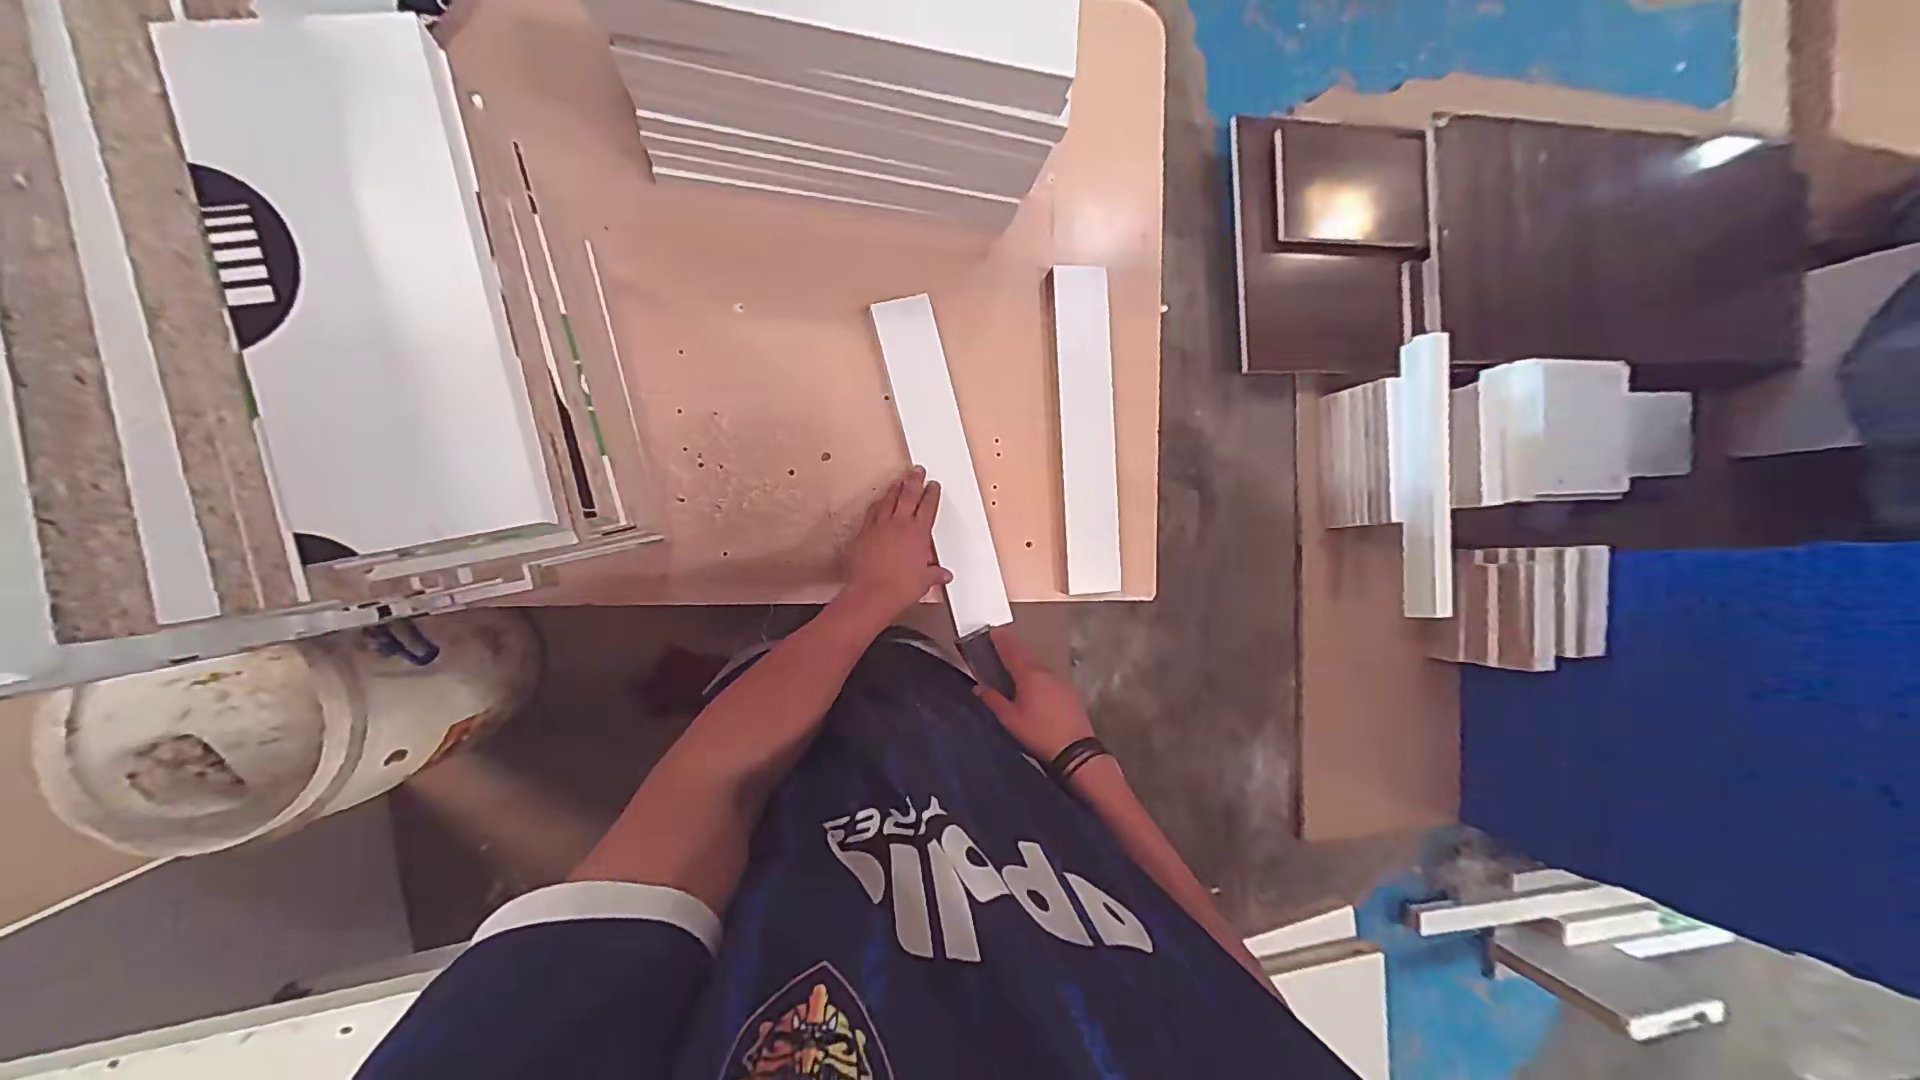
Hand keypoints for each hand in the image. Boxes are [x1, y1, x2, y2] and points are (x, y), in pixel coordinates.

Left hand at [839, 466, 951, 623]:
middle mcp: (899, 524)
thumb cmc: (900, 586)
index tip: (933, 486)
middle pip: (908, 494)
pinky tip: (878, 503)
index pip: (928, 506)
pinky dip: (877, 505)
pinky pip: (872, 512)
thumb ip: (935, 574)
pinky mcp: (864, 533)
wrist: (873, 592)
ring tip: (898, 481)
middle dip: (914, 480)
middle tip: (917, 470)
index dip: (932, 493)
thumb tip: (943, 575)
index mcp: (918, 532)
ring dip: (895, 489)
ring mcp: (880, 526)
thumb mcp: (924, 580)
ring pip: (888, 499)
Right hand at [972, 627, 1094, 761]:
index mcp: (1029, 675)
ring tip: (1014, 664)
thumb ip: (993, 700)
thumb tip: (978, 687)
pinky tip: (1034, 683)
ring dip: (1025, 661)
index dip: (1002, 640)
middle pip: (1026, 655)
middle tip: (1001, 644)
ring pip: (1038, 665)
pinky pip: (1048, 675)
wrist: (1075, 749)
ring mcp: (1060, 680)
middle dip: (1013, 648)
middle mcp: (1045, 672)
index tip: (993, 631)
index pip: (1012, 651)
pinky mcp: (1069, 690)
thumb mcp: (1010, 719)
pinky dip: (1037, 673)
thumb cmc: (1038, 732)